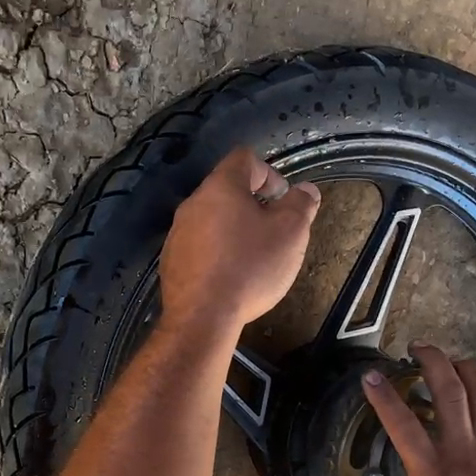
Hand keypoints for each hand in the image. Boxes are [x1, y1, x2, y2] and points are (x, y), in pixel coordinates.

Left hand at [157, 147, 319, 336]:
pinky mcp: (170, 263)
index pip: (244, 158)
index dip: (268, 171)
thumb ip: (300, 205)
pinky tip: (228, 277)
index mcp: (221, 187)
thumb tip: (305, 190)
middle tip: (272, 229)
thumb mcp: (290, 233)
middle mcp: (192, 204)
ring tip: (251, 257)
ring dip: (232, 230)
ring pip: (210, 221)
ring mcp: (177, 234)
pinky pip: (198, 248)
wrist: (202, 317)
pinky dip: (215, 254)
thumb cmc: (250, 267)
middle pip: (225, 190)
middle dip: (251, 204)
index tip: (282, 198)